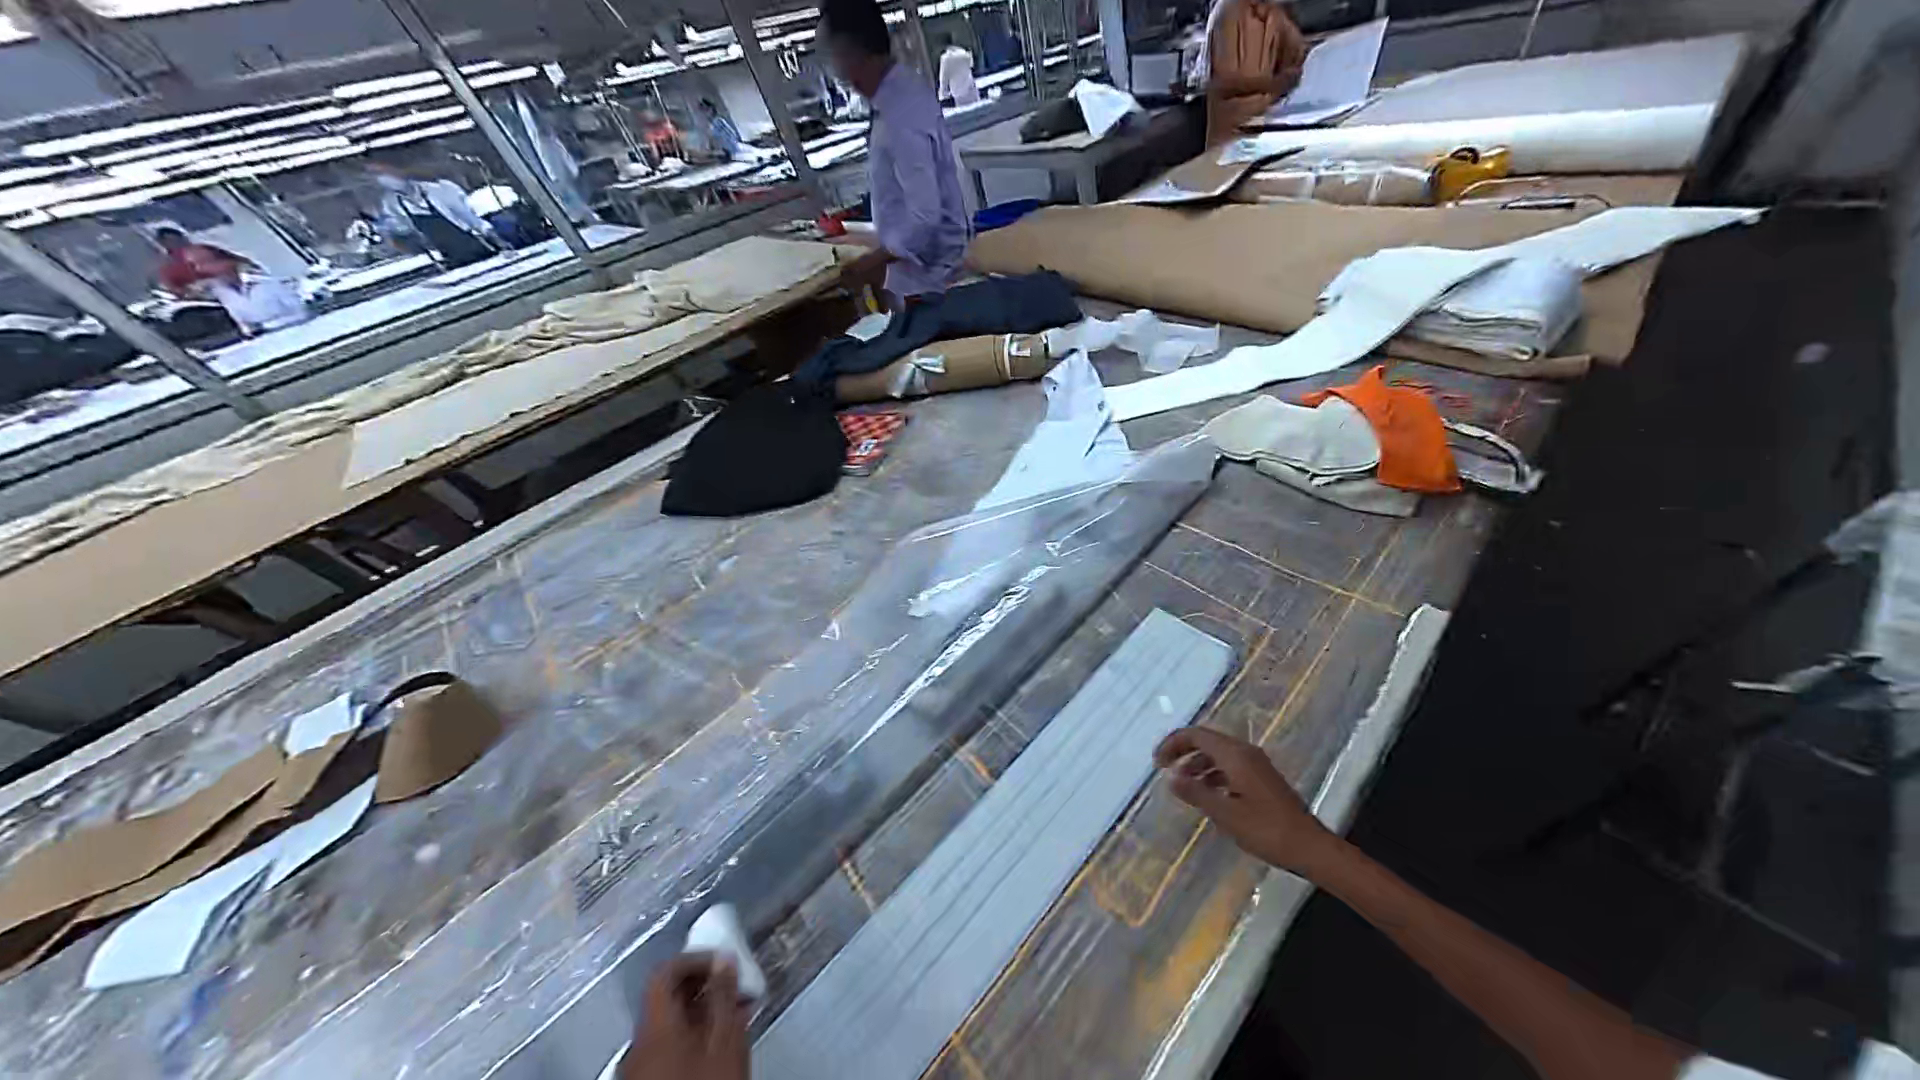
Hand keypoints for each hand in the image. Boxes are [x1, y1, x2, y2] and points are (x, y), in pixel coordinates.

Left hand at [621, 954, 750, 1079]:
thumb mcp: (725, 1040)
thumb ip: (724, 995)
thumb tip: (724, 961)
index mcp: (653, 1028)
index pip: (664, 973)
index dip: (695, 959)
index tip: (724, 959)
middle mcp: (638, 1045)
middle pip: (666, 998)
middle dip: (704, 984)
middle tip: (736, 984)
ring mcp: (639, 1070)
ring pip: (670, 1023)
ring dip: (703, 1010)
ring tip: (737, 1012)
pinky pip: (669, 1046)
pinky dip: (695, 1034)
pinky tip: (721, 1042)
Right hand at [1153, 727, 1347, 878]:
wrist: (1312, 848)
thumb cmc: (1267, 830)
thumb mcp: (1225, 813)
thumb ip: (1195, 792)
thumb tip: (1169, 777)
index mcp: (1235, 755)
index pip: (1196, 735)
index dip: (1173, 744)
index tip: (1157, 762)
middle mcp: (1245, 753)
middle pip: (1206, 740)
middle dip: (1182, 751)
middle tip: (1164, 769)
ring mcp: (1256, 765)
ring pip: (1218, 754)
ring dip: (1197, 764)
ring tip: (1183, 786)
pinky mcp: (1262, 779)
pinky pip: (1230, 766)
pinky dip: (1212, 774)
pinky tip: (1208, 794)